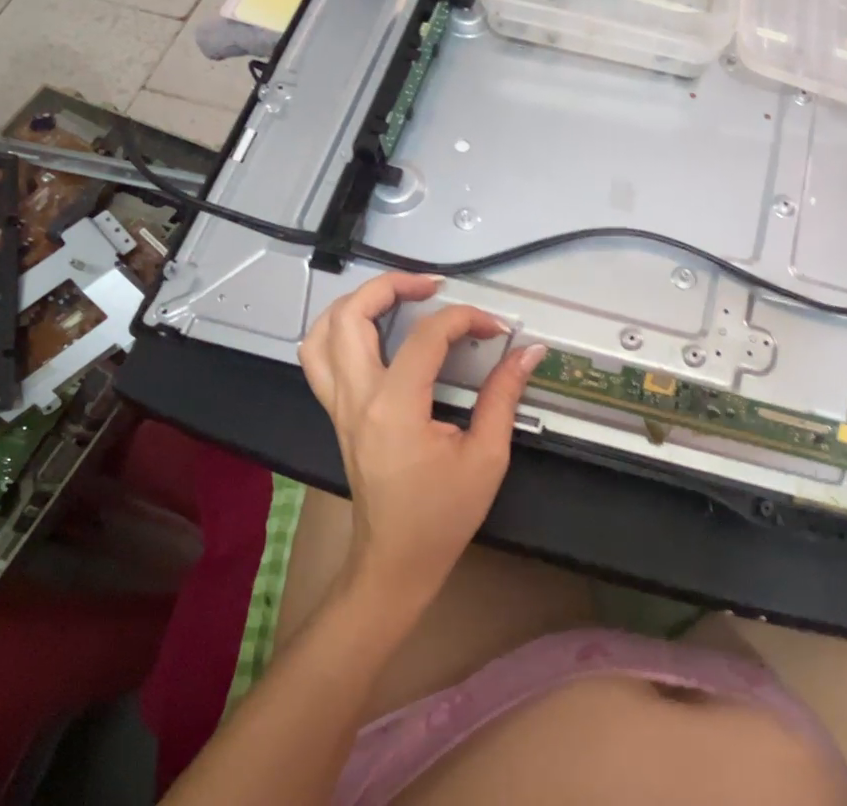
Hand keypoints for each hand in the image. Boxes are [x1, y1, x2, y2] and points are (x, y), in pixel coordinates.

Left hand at [297, 273, 546, 608]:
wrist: (397, 559)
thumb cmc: (443, 514)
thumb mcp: (487, 455)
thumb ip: (504, 395)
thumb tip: (528, 351)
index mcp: (395, 408)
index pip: (426, 336)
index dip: (465, 319)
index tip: (497, 329)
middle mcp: (357, 399)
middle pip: (351, 317)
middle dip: (391, 286)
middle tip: (432, 286)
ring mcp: (339, 406)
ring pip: (322, 334)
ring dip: (355, 304)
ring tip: (396, 298)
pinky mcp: (337, 415)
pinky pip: (318, 360)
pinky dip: (338, 332)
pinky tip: (371, 332)